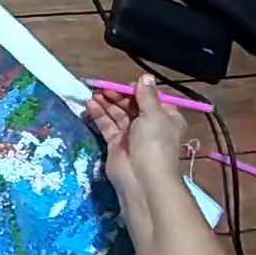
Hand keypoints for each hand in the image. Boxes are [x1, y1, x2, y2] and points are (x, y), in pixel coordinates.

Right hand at [83, 75, 187, 206]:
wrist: (142, 177)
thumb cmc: (154, 142)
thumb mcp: (154, 114)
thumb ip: (146, 95)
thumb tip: (146, 76)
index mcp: (165, 117)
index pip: (150, 98)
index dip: (136, 90)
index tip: (122, 84)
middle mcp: (149, 125)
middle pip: (131, 105)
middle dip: (117, 96)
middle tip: (101, 88)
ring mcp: (131, 134)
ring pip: (117, 114)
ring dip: (106, 103)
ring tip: (92, 94)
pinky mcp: (115, 143)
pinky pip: (107, 125)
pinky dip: (99, 115)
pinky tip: (90, 105)